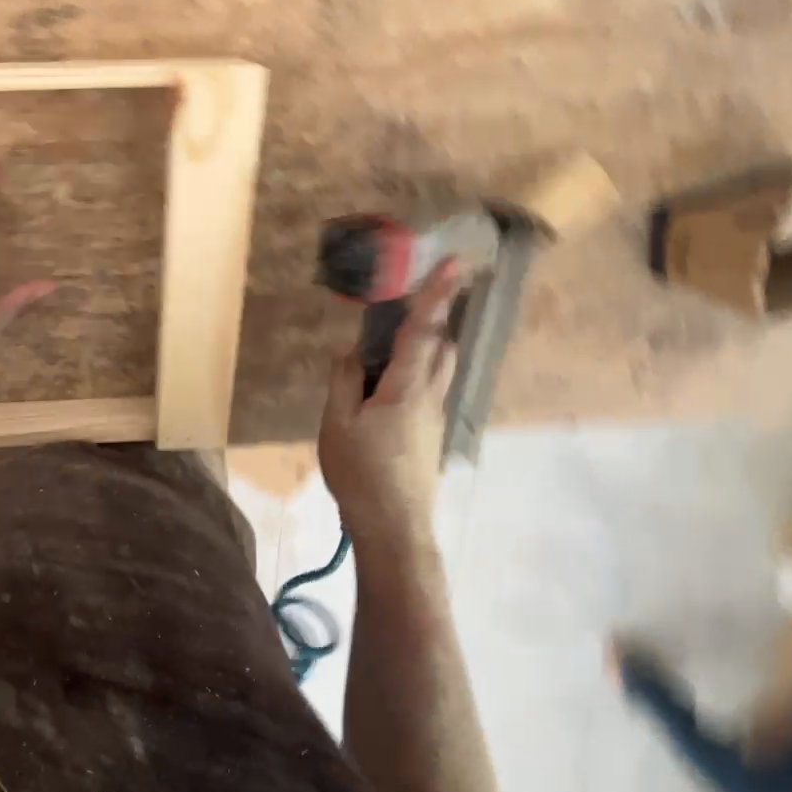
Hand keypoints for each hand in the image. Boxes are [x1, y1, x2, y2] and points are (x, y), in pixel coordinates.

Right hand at [318, 261, 461, 545]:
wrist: (394, 527)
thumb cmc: (361, 472)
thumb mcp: (338, 423)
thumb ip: (344, 381)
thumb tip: (353, 353)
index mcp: (407, 389)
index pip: (423, 332)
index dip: (435, 296)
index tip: (454, 264)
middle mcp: (430, 398)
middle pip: (441, 347)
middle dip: (434, 318)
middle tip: (415, 301)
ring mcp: (433, 419)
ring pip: (437, 369)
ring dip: (425, 345)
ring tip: (394, 342)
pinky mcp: (428, 435)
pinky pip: (426, 388)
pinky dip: (415, 371)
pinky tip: (383, 388)